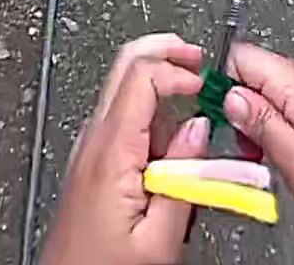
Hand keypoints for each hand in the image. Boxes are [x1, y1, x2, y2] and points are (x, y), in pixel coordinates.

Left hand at [41, 35, 208, 264]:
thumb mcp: (158, 242)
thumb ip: (184, 181)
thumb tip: (200, 128)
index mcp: (110, 151)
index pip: (141, 74)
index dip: (177, 68)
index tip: (204, 84)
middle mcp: (94, 138)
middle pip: (126, 63)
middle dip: (165, 51)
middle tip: (196, 59)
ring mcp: (89, 146)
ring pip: (126, 88)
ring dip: (161, 89)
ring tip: (192, 123)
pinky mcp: (91, 160)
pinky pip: (123, 118)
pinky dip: (151, 116)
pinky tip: (170, 150)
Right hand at [223, 45, 293, 263]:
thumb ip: (257, 121)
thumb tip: (228, 96)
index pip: (238, 55)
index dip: (223, 86)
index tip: (221, 119)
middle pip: (251, 75)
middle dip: (241, 111)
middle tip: (251, 149)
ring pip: (267, 95)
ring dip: (260, 126)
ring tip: (274, 160)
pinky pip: (286, 109)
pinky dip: (279, 132)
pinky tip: (291, 160)